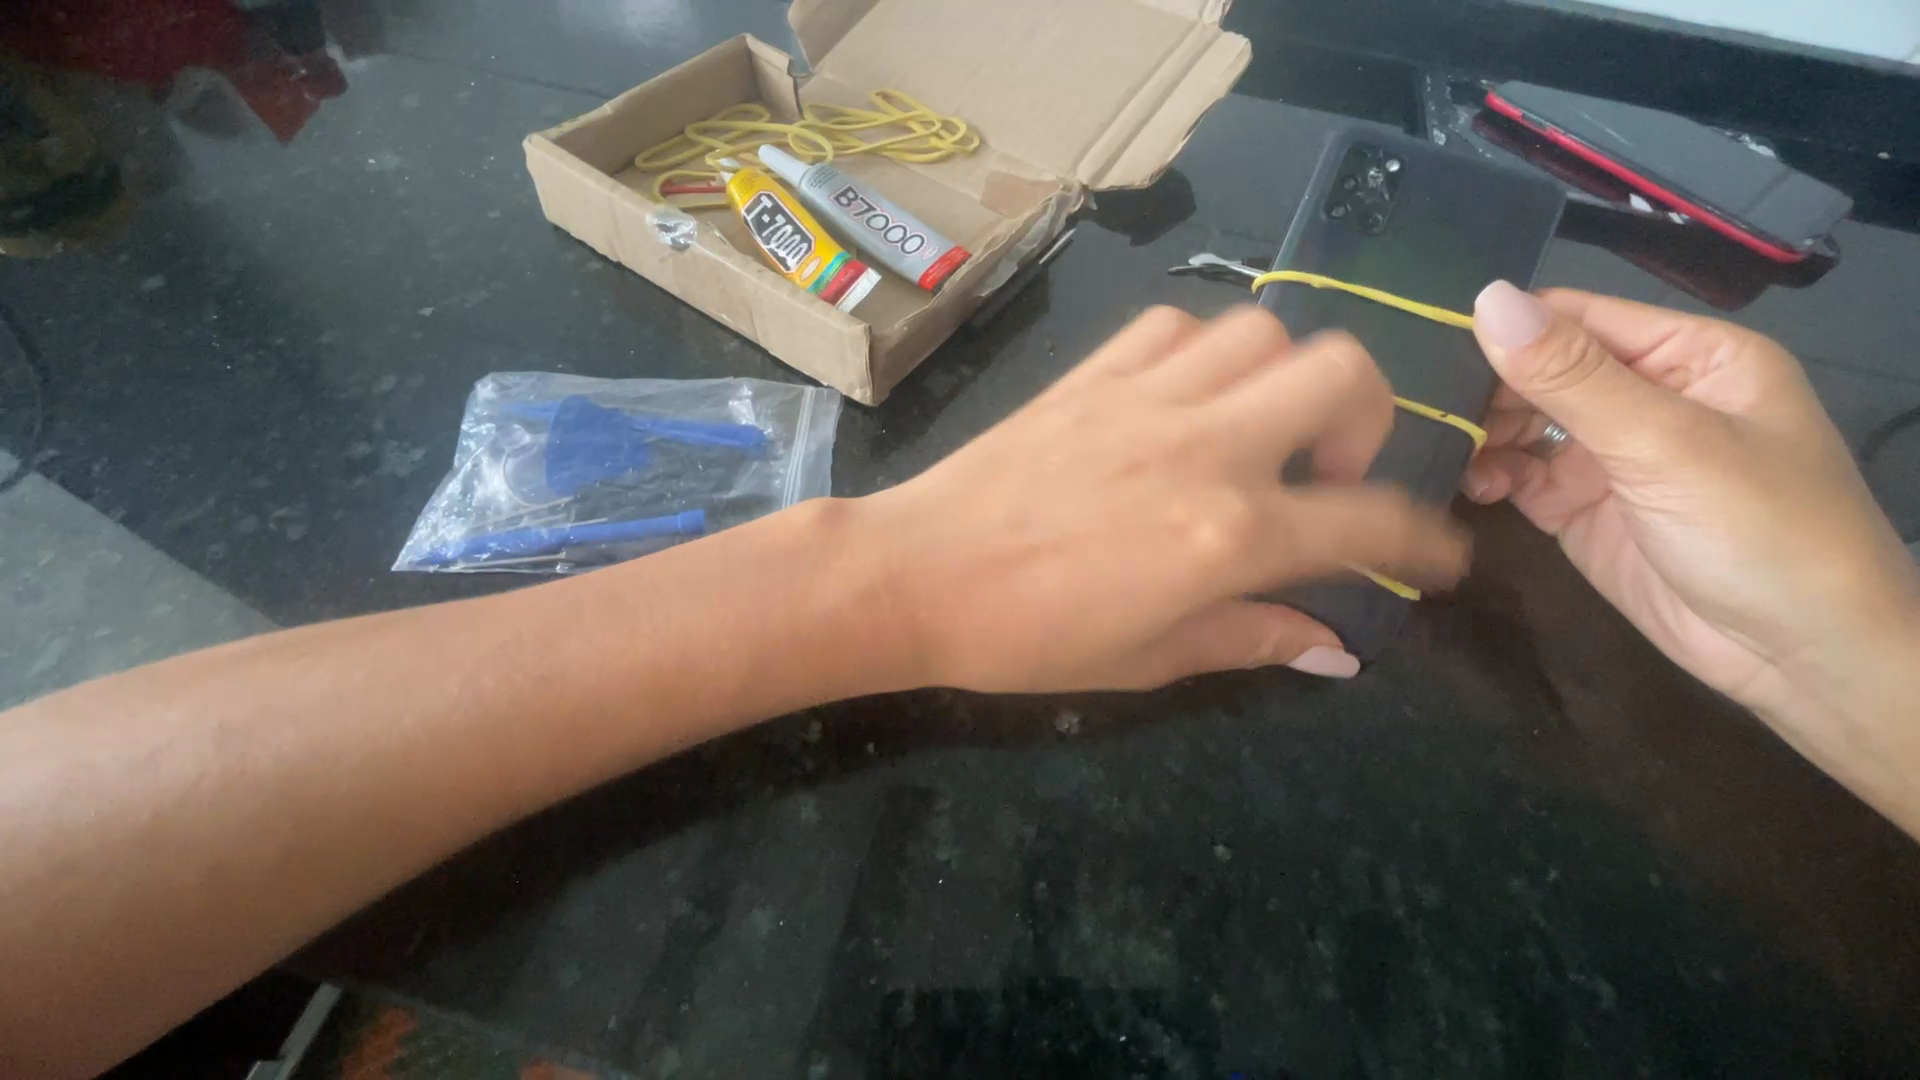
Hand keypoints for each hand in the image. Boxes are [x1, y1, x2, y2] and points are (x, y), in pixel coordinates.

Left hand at [859, 305, 1467, 691]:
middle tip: (1329, 473)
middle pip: (1342, 374)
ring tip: (1255, 430)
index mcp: (1228, 533)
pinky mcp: (1091, 373)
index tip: (1436, 557)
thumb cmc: (1026, 636)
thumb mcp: (1147, 660)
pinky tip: (1183, 396)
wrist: (917, 574)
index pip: (1369, 523)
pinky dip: (1202, 350)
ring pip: (1263, 332)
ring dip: (1285, 376)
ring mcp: (1146, 396)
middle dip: (1370, 419)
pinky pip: (1173, 324)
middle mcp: (1204, 445)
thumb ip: (1249, 639)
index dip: (1424, 544)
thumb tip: (1333, 648)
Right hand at [1464, 282, 1919, 723]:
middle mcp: (1643, 396)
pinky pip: (1514, 473)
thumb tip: (1487, 299)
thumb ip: (1570, 375)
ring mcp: (1606, 454)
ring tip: (1452, 455)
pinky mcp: (1575, 504)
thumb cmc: (1759, 531)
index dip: (1504, 327)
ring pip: (1516, 422)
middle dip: (1483, 389)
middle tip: (1427, 412)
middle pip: (1537, 371)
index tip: (1425, 344)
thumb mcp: (1662, 443)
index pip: (1575, 318)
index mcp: (1688, 357)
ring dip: (1479, 435)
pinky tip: (1476, 487)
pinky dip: (1487, 475)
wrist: (1795, 657)